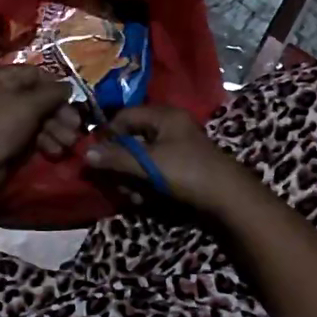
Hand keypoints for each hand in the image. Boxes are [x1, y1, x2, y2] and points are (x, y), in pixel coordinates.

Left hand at [0, 66, 72, 182]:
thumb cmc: (0, 128)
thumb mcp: (29, 106)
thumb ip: (53, 93)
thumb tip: (70, 86)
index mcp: (0, 77)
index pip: (36, 74)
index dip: (56, 87)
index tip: (74, 100)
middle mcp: (3, 92)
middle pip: (40, 97)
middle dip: (60, 113)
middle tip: (76, 126)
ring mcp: (8, 116)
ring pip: (40, 117)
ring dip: (57, 129)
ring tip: (69, 143)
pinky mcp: (12, 136)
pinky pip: (35, 133)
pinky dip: (47, 140)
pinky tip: (56, 151)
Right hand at [37, 103, 248, 212]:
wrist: (230, 201)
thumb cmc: (188, 172)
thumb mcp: (149, 164)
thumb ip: (116, 158)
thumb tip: (86, 153)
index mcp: (164, 116)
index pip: (125, 116)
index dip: (107, 133)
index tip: (95, 154)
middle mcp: (170, 127)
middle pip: (132, 138)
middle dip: (120, 162)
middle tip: (115, 181)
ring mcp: (178, 147)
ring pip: (142, 158)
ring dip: (132, 177)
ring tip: (132, 195)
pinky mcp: (183, 168)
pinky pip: (155, 170)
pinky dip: (146, 184)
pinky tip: (144, 200)